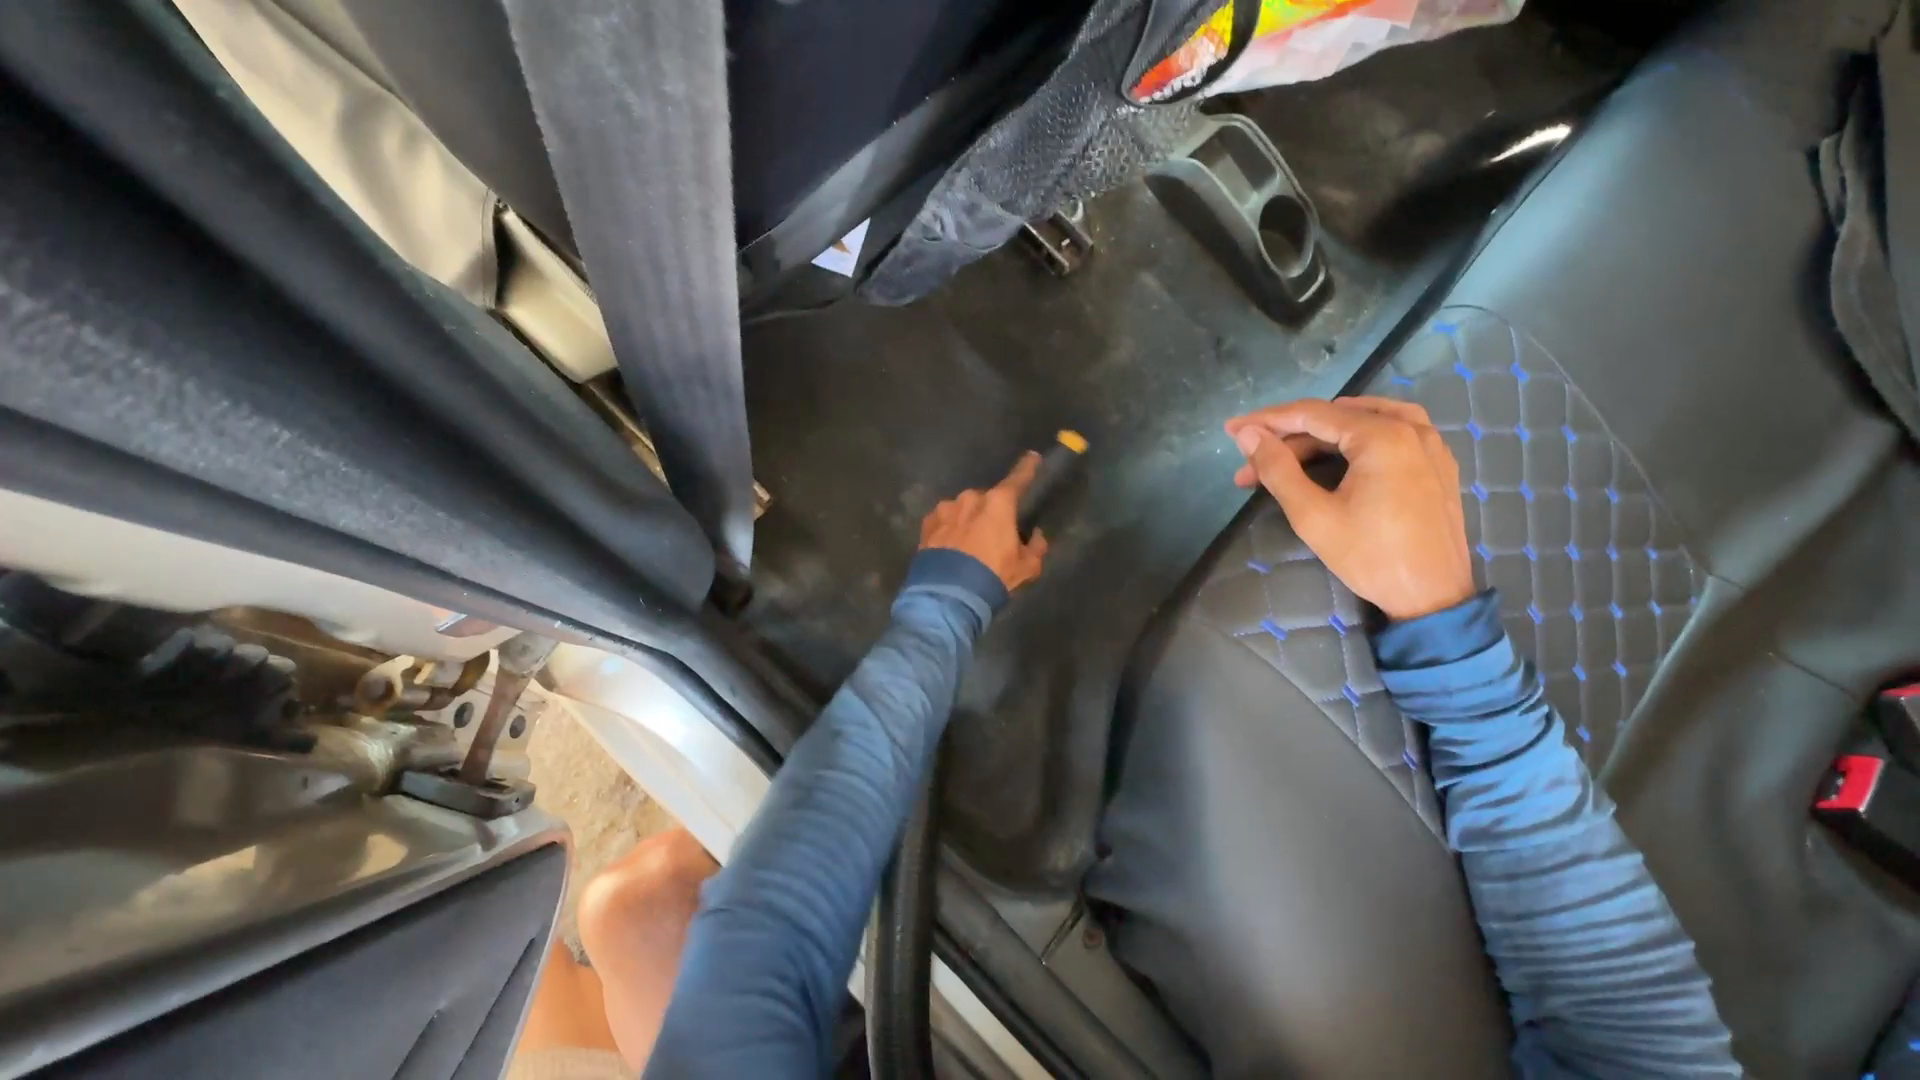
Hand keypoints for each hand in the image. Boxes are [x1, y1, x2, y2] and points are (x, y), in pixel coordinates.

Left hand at [919, 452, 1050, 590]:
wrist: (948, 597)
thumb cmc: (993, 577)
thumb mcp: (1026, 568)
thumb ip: (1036, 547)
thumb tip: (1037, 536)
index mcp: (998, 503)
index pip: (1018, 478)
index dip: (1028, 468)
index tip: (1032, 457)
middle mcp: (970, 498)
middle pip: (987, 499)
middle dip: (991, 513)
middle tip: (993, 536)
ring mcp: (945, 509)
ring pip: (963, 510)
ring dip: (968, 521)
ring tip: (968, 547)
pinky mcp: (927, 524)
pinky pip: (944, 522)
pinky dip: (949, 530)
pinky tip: (951, 550)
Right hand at [1226, 396, 1473, 621]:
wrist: (1432, 597)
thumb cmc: (1370, 557)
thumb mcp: (1313, 516)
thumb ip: (1277, 469)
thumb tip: (1248, 435)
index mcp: (1381, 436)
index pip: (1312, 414)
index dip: (1267, 420)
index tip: (1232, 430)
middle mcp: (1411, 428)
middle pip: (1336, 419)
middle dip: (1289, 440)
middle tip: (1252, 465)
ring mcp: (1430, 444)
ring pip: (1364, 421)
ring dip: (1321, 436)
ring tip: (1287, 456)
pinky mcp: (1437, 463)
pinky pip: (1392, 432)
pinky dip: (1357, 437)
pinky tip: (1338, 453)